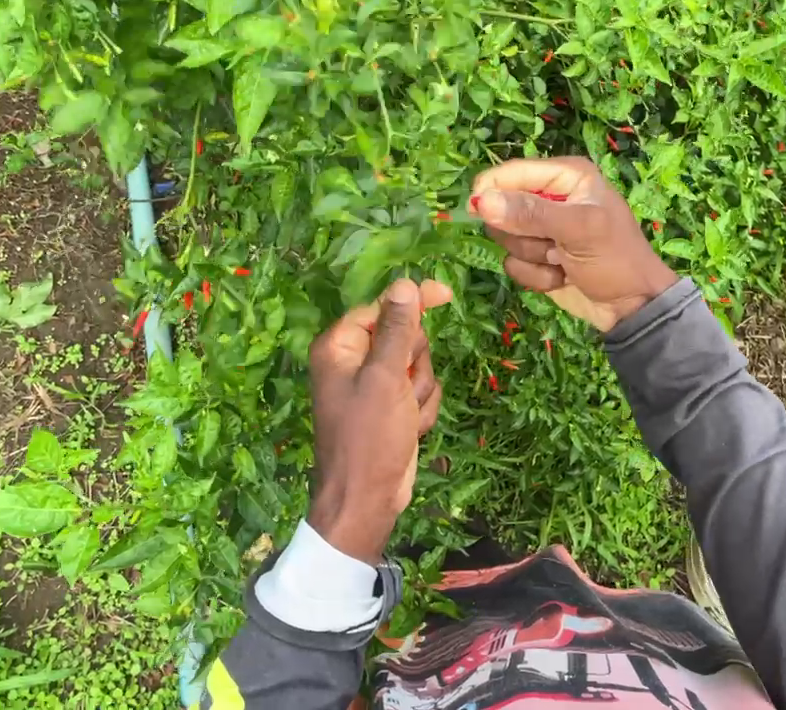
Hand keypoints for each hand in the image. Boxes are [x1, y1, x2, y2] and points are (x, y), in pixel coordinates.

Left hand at [307, 277, 452, 564]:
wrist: (367, 502)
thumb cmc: (369, 438)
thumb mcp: (385, 378)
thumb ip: (397, 329)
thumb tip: (404, 283)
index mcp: (340, 346)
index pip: (383, 307)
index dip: (413, 303)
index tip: (445, 295)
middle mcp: (353, 360)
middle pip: (405, 336)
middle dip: (414, 363)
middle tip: (403, 389)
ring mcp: (374, 384)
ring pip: (418, 364)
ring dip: (419, 390)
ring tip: (404, 417)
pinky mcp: (391, 405)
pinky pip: (420, 390)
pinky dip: (421, 409)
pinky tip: (409, 429)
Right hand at [471, 157, 677, 331]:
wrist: (633, 308)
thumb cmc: (615, 259)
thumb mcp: (578, 230)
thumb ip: (531, 214)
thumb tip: (482, 201)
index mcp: (566, 176)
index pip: (513, 172)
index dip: (492, 189)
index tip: (477, 209)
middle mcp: (551, 197)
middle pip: (503, 207)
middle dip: (524, 232)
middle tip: (552, 243)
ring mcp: (542, 229)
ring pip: (505, 238)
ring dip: (533, 256)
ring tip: (563, 260)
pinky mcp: (536, 257)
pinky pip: (513, 263)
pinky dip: (537, 275)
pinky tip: (562, 276)